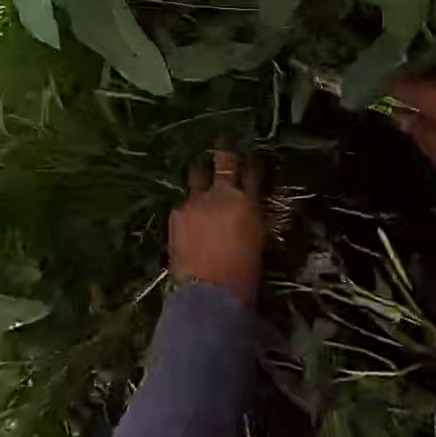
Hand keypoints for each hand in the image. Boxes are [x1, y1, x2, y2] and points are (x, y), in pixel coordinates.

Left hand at [169, 150, 263, 305]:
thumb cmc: (243, 276)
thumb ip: (251, 218)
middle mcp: (223, 194)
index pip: (253, 171)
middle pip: (224, 160)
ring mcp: (197, 200)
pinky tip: (187, 214)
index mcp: (249, 203)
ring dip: (200, 172)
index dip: (251, 160)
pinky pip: (183, 201)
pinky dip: (187, 205)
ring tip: (198, 167)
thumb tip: (246, 209)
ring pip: (197, 174)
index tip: (249, 154)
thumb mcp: (257, 242)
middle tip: (221, 142)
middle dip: (223, 149)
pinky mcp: (177, 211)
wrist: (209, 294)